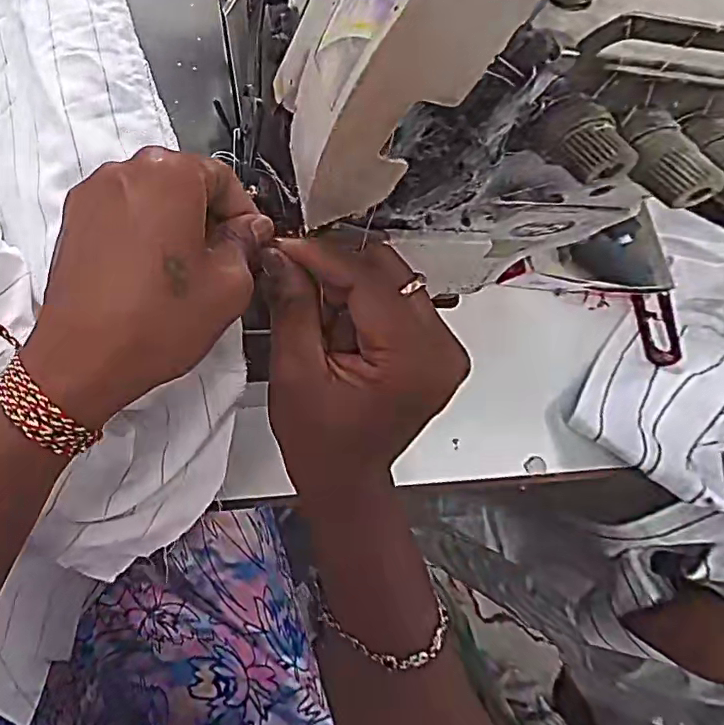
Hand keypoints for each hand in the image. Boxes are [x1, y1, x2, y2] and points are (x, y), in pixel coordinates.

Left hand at [23, 147, 273, 427]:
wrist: (82, 359)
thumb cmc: (151, 323)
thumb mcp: (228, 285)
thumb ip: (246, 245)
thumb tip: (248, 230)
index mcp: (169, 174)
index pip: (223, 178)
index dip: (243, 213)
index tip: (249, 241)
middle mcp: (126, 172)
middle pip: (184, 182)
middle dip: (207, 217)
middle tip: (221, 259)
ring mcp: (93, 195)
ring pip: (151, 198)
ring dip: (172, 225)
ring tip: (182, 273)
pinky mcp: (73, 221)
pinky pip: (121, 215)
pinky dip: (140, 234)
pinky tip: (149, 275)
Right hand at [261, 237, 469, 502]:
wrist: (345, 478)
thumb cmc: (322, 445)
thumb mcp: (295, 372)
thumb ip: (294, 306)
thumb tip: (283, 258)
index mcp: (413, 358)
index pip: (367, 279)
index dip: (319, 255)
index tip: (285, 246)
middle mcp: (439, 348)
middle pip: (386, 270)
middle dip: (333, 265)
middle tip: (291, 270)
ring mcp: (440, 347)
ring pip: (390, 278)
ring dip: (345, 281)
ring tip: (311, 306)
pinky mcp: (431, 346)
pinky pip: (394, 298)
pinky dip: (359, 299)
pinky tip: (333, 320)